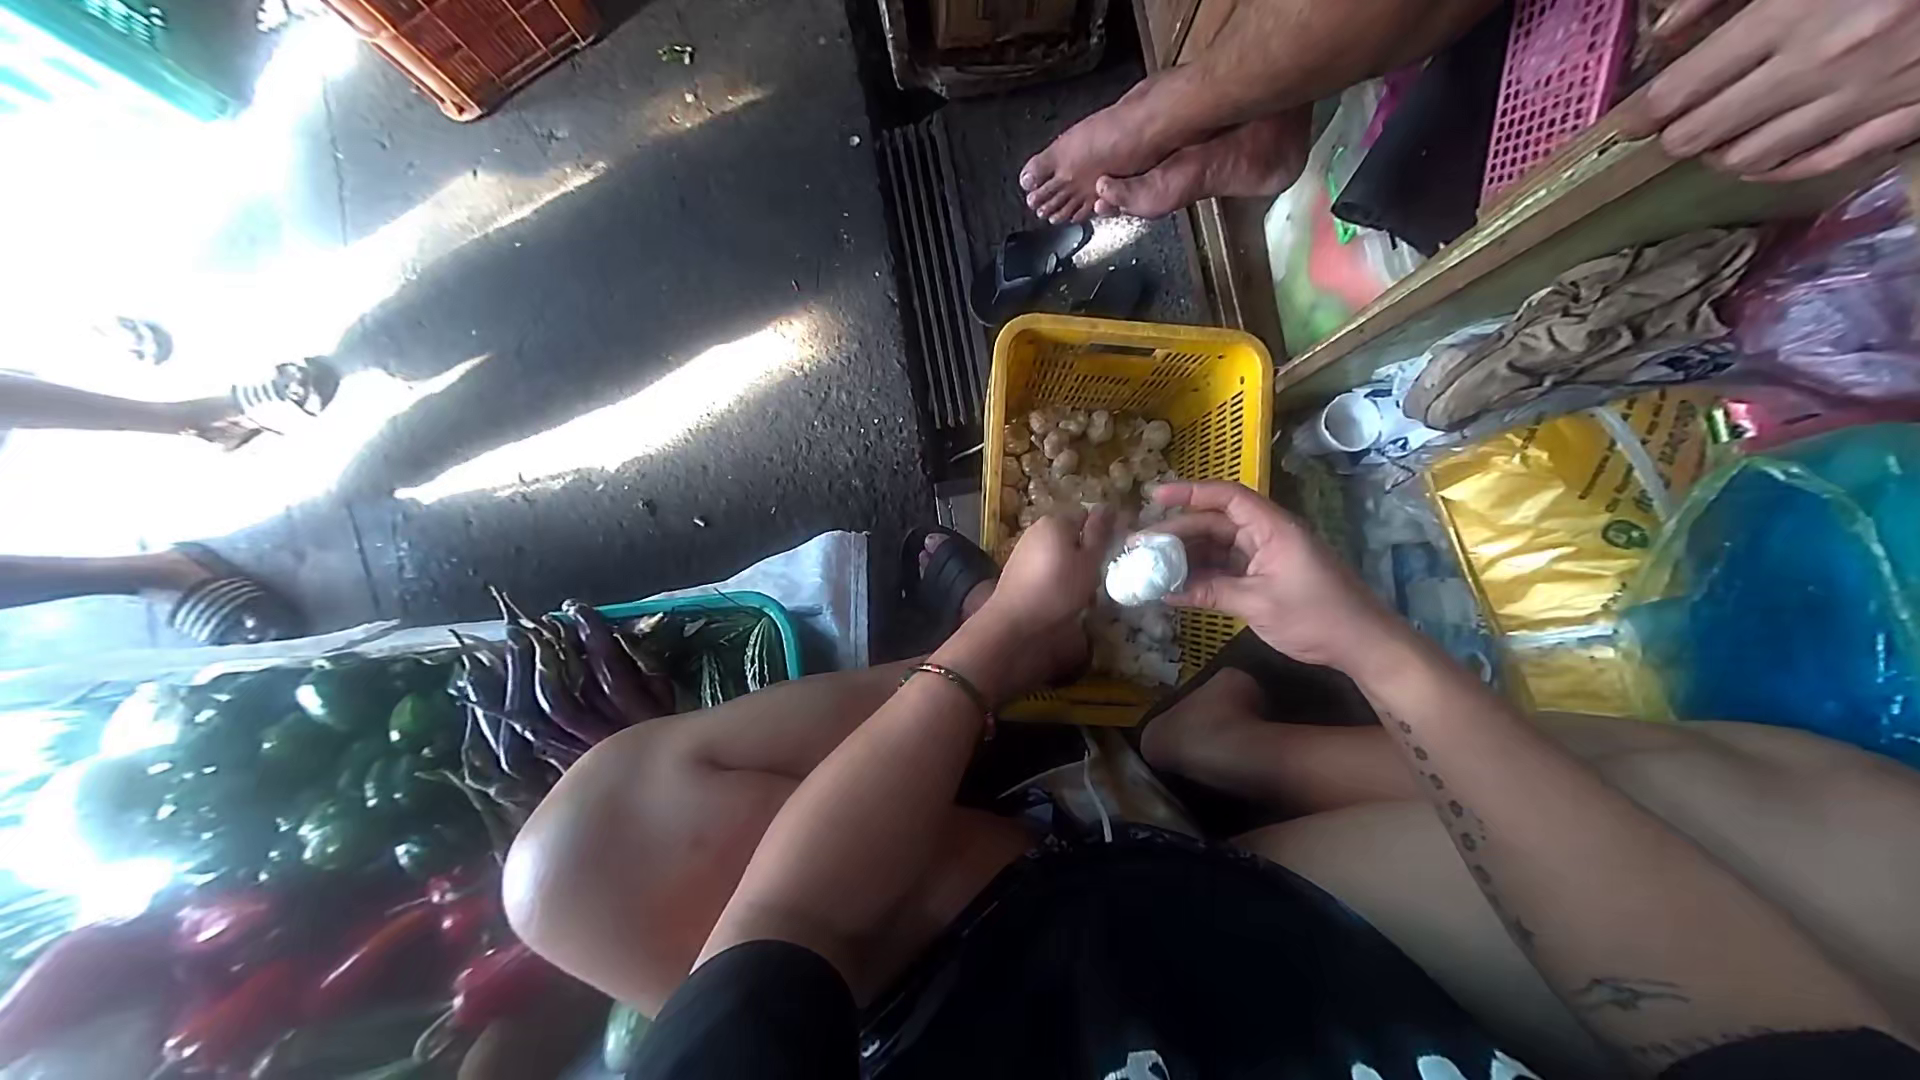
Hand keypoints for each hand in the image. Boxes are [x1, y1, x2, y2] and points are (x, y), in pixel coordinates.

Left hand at [937, 507, 1115, 700]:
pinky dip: (1056, 579)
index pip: (1086, 516)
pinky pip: (1045, 568)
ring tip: (1080, 594)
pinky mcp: (1017, 569)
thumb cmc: (1058, 589)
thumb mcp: (1088, 561)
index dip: (1100, 534)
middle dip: (1085, 554)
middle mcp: (1037, 529)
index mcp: (1056, 521)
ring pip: (1059, 553)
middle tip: (1095, 578)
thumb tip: (1108, 506)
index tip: (1108, 557)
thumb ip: (1099, 533)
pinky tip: (1060, 598)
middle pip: (1071, 536)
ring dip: (1072, 569)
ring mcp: (1024, 549)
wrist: (1014, 621)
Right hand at [1147, 481, 1400, 671]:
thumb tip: (1166, 591)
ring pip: (1215, 546)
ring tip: (1150, 565)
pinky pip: (1224, 567)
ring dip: (1185, 555)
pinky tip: (1174, 585)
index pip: (1227, 498)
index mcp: (1272, 529)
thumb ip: (1210, 592)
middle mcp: (1266, 536)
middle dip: (1176, 532)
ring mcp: (1264, 556)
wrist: (1364, 645)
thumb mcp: (1257, 603)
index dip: (1190, 492)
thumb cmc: (1317, 617)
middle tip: (1140, 544)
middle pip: (1214, 523)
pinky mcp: (1263, 576)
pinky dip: (1200, 574)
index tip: (1154, 497)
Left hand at [1619, 0, 1919, 181]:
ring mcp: (1869, 94)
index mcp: (1792, 15)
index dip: (1638, 114)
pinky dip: (1775, 166)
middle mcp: (1822, 64)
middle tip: (1684, 120)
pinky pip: (1810, 167)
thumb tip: (1664, 32)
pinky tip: (1772, 150)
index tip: (1632, 118)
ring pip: (1739, 160)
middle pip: (1692, 138)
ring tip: (1732, 129)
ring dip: (1723, 150)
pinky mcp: (1913, 114)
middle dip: (1677, 132)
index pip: (1669, 98)